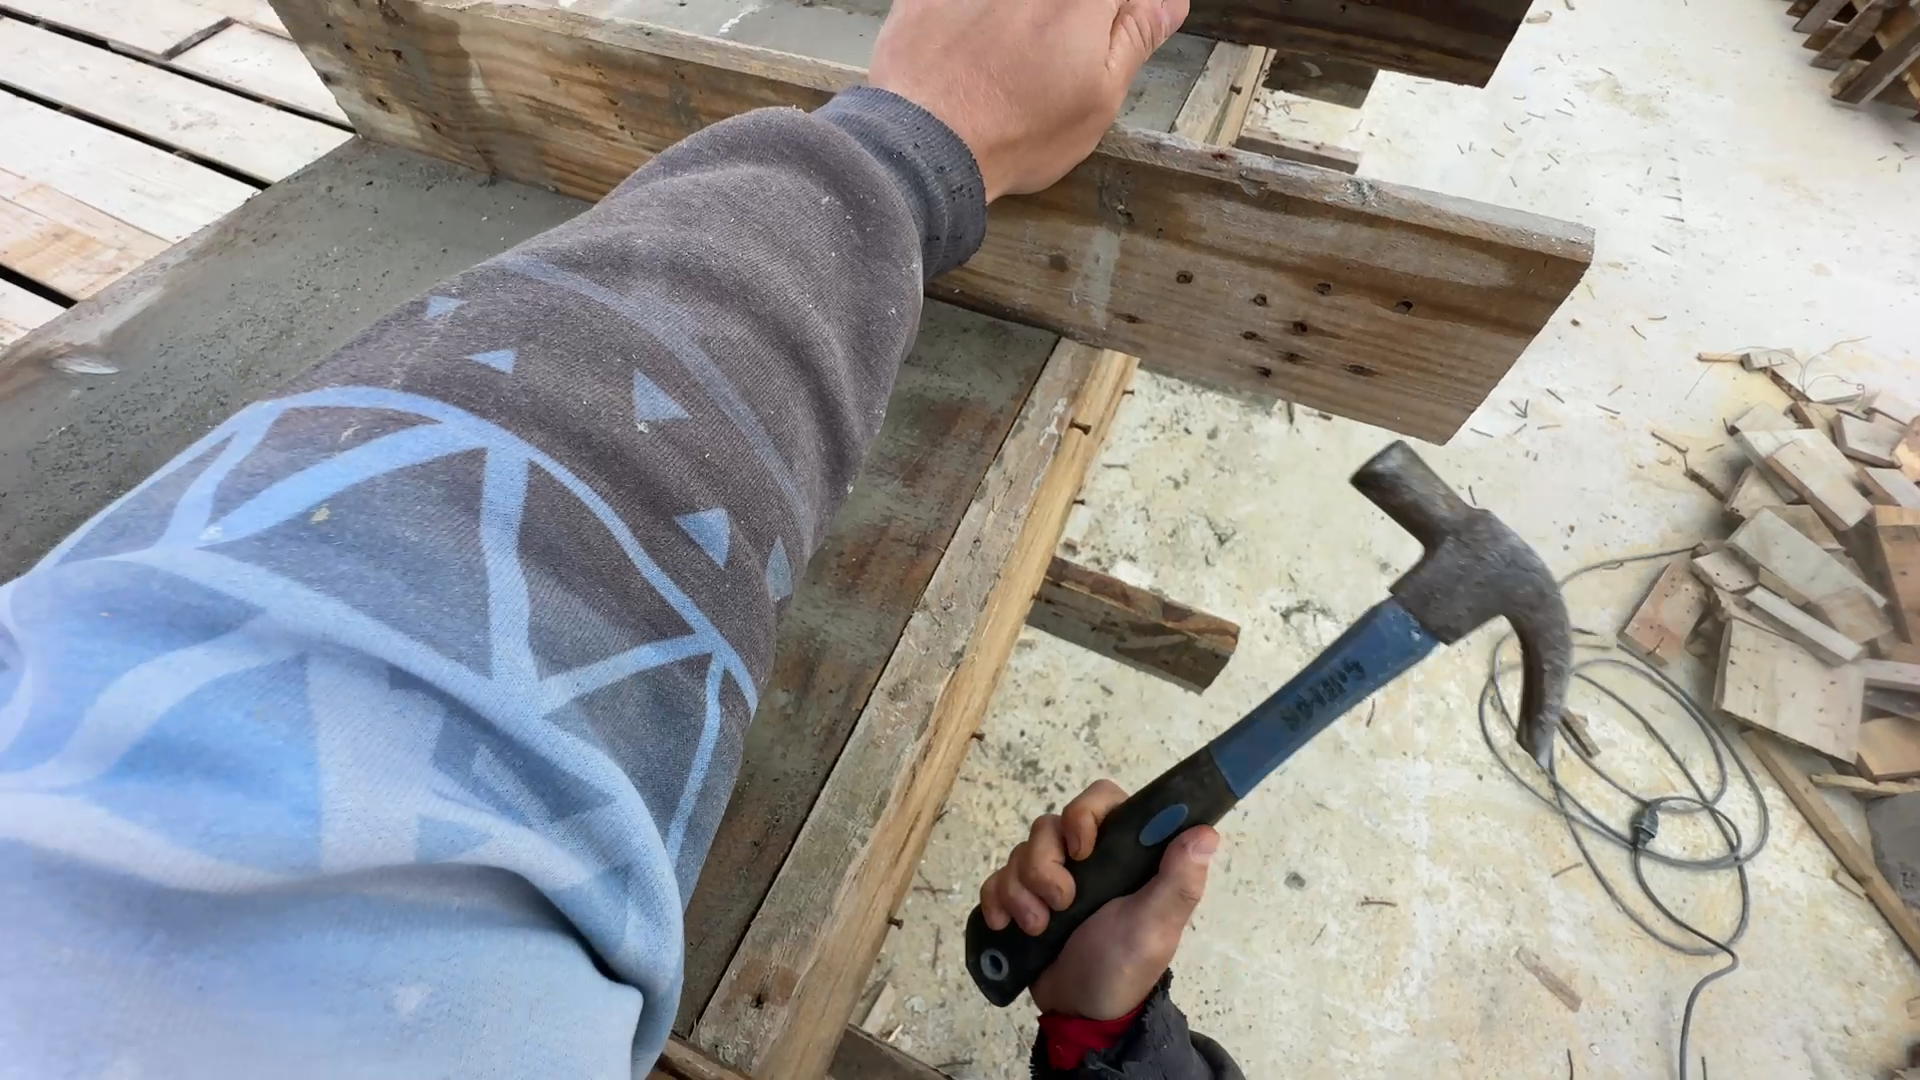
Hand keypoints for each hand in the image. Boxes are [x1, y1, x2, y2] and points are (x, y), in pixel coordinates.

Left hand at [867, 0, 1188, 200]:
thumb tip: (1168, 3)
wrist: (928, 145)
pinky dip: (977, 22)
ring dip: (1023, 27)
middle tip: (1051, 68)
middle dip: (1070, 28)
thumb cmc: (1018, 132)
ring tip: (1009, 69)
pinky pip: (969, 5)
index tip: (1110, 38)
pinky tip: (974, 58)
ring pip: (1017, 10)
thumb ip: (1135, 39)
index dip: (1117, 19)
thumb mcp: (1097, 101)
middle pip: (1068, 6)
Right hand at [978, 780, 1218, 1019]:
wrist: (1081, 1016)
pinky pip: (996, 879)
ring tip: (1038, 928)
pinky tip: (1005, 924)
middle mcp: (1084, 856)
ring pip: (1020, 853)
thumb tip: (1206, 832)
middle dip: (1044, 867)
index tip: (1081, 849)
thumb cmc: (1125, 967)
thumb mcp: (1156, 926)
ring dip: (1022, 892)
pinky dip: (996, 900)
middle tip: (1061, 904)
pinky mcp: (1021, 896)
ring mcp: (1048, 875)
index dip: (1083, 813)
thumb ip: (1178, 881)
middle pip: (1049, 827)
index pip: (1100, 799)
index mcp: (1120, 851)